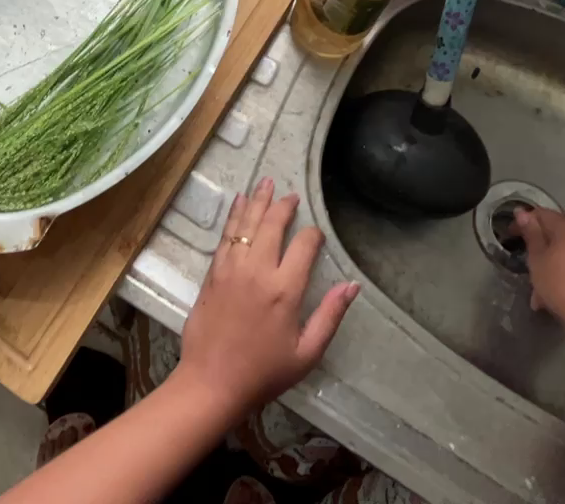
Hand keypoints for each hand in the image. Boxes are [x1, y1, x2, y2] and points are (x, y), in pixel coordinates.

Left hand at [171, 178, 360, 416]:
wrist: (212, 381)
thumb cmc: (264, 372)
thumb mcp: (307, 352)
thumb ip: (330, 315)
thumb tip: (352, 285)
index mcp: (285, 290)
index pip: (304, 246)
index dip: (313, 234)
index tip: (317, 233)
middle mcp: (258, 271)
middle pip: (272, 225)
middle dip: (283, 205)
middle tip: (291, 194)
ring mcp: (232, 268)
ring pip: (246, 224)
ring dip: (256, 201)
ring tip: (265, 182)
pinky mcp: (213, 273)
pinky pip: (226, 236)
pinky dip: (234, 216)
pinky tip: (238, 203)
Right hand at [514, 206, 564, 338]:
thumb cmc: (560, 286)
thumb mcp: (537, 260)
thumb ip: (531, 234)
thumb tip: (523, 213)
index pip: (543, 214)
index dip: (525, 221)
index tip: (512, 235)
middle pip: (559, 234)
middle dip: (542, 246)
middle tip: (528, 263)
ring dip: (555, 263)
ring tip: (542, 288)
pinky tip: (563, 294)